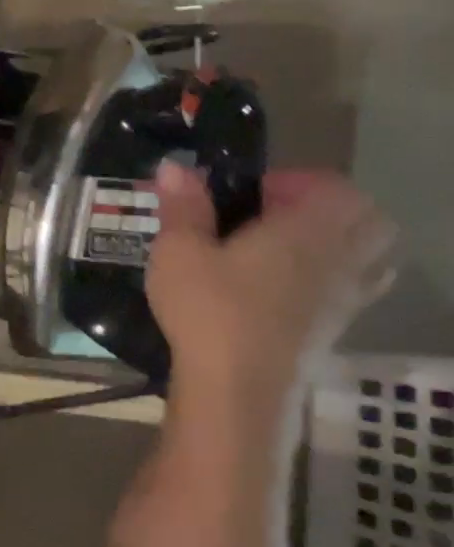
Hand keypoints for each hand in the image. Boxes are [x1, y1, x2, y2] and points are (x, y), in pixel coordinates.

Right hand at [147, 163, 394, 407]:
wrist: (237, 380)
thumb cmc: (206, 306)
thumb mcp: (177, 251)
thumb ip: (182, 207)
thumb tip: (175, 166)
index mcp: (306, 230)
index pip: (332, 187)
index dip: (295, 181)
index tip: (249, 192)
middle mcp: (340, 256)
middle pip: (366, 216)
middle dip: (327, 206)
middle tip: (272, 214)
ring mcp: (347, 292)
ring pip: (371, 251)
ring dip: (340, 238)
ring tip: (285, 246)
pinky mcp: (339, 322)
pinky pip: (360, 283)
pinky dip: (337, 271)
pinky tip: (291, 282)